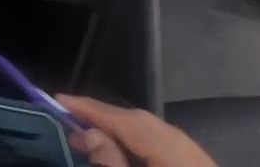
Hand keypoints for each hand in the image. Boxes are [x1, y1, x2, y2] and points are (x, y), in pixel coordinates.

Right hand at [57, 96, 216, 166]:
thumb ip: (114, 163)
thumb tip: (91, 133)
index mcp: (173, 153)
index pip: (127, 121)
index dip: (91, 107)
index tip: (58, 99)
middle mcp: (190, 149)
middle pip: (142, 121)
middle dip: (105, 116)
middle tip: (70, 120)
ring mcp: (201, 158)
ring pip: (156, 130)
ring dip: (121, 127)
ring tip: (92, 136)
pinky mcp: (201, 165)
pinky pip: (168, 143)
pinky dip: (141, 140)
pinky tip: (125, 148)